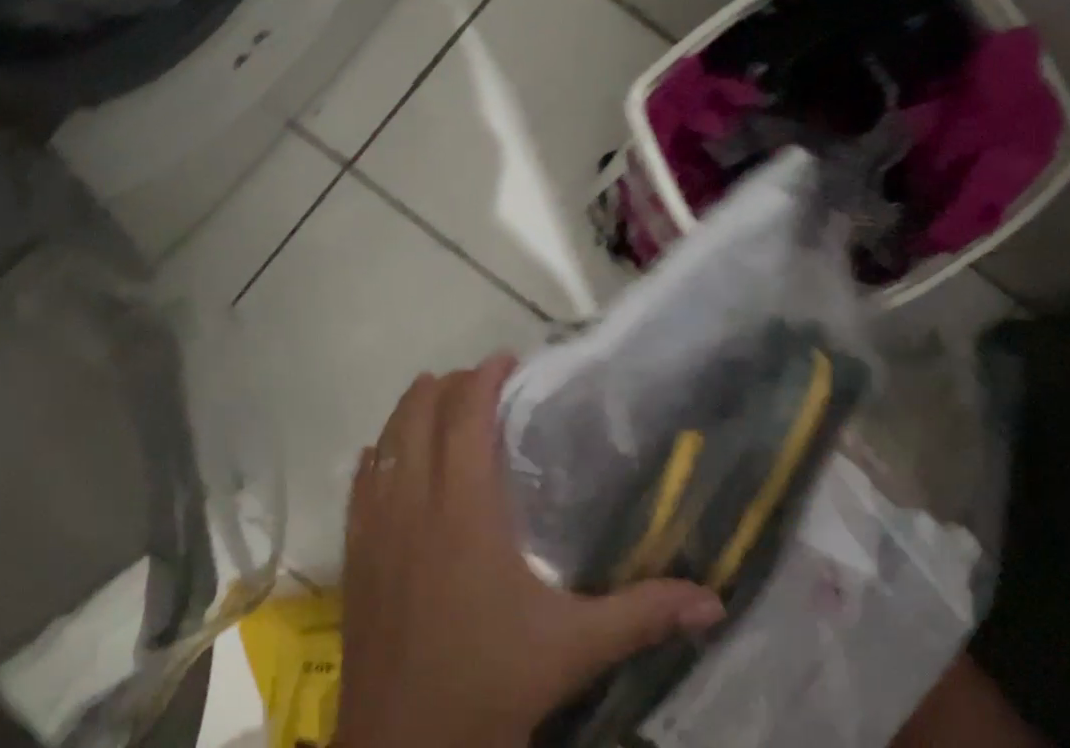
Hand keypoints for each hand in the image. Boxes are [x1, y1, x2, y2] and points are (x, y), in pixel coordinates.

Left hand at [337, 355, 725, 747]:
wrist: (406, 746)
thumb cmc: (491, 684)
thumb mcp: (575, 647)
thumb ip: (643, 614)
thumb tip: (715, 600)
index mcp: (464, 511)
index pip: (466, 418)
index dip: (482, 379)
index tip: (506, 360)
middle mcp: (413, 505)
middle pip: (419, 418)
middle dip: (446, 387)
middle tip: (477, 380)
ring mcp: (375, 532)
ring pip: (383, 445)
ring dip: (406, 413)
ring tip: (432, 398)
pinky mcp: (354, 560)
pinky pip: (357, 489)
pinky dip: (373, 459)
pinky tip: (378, 456)